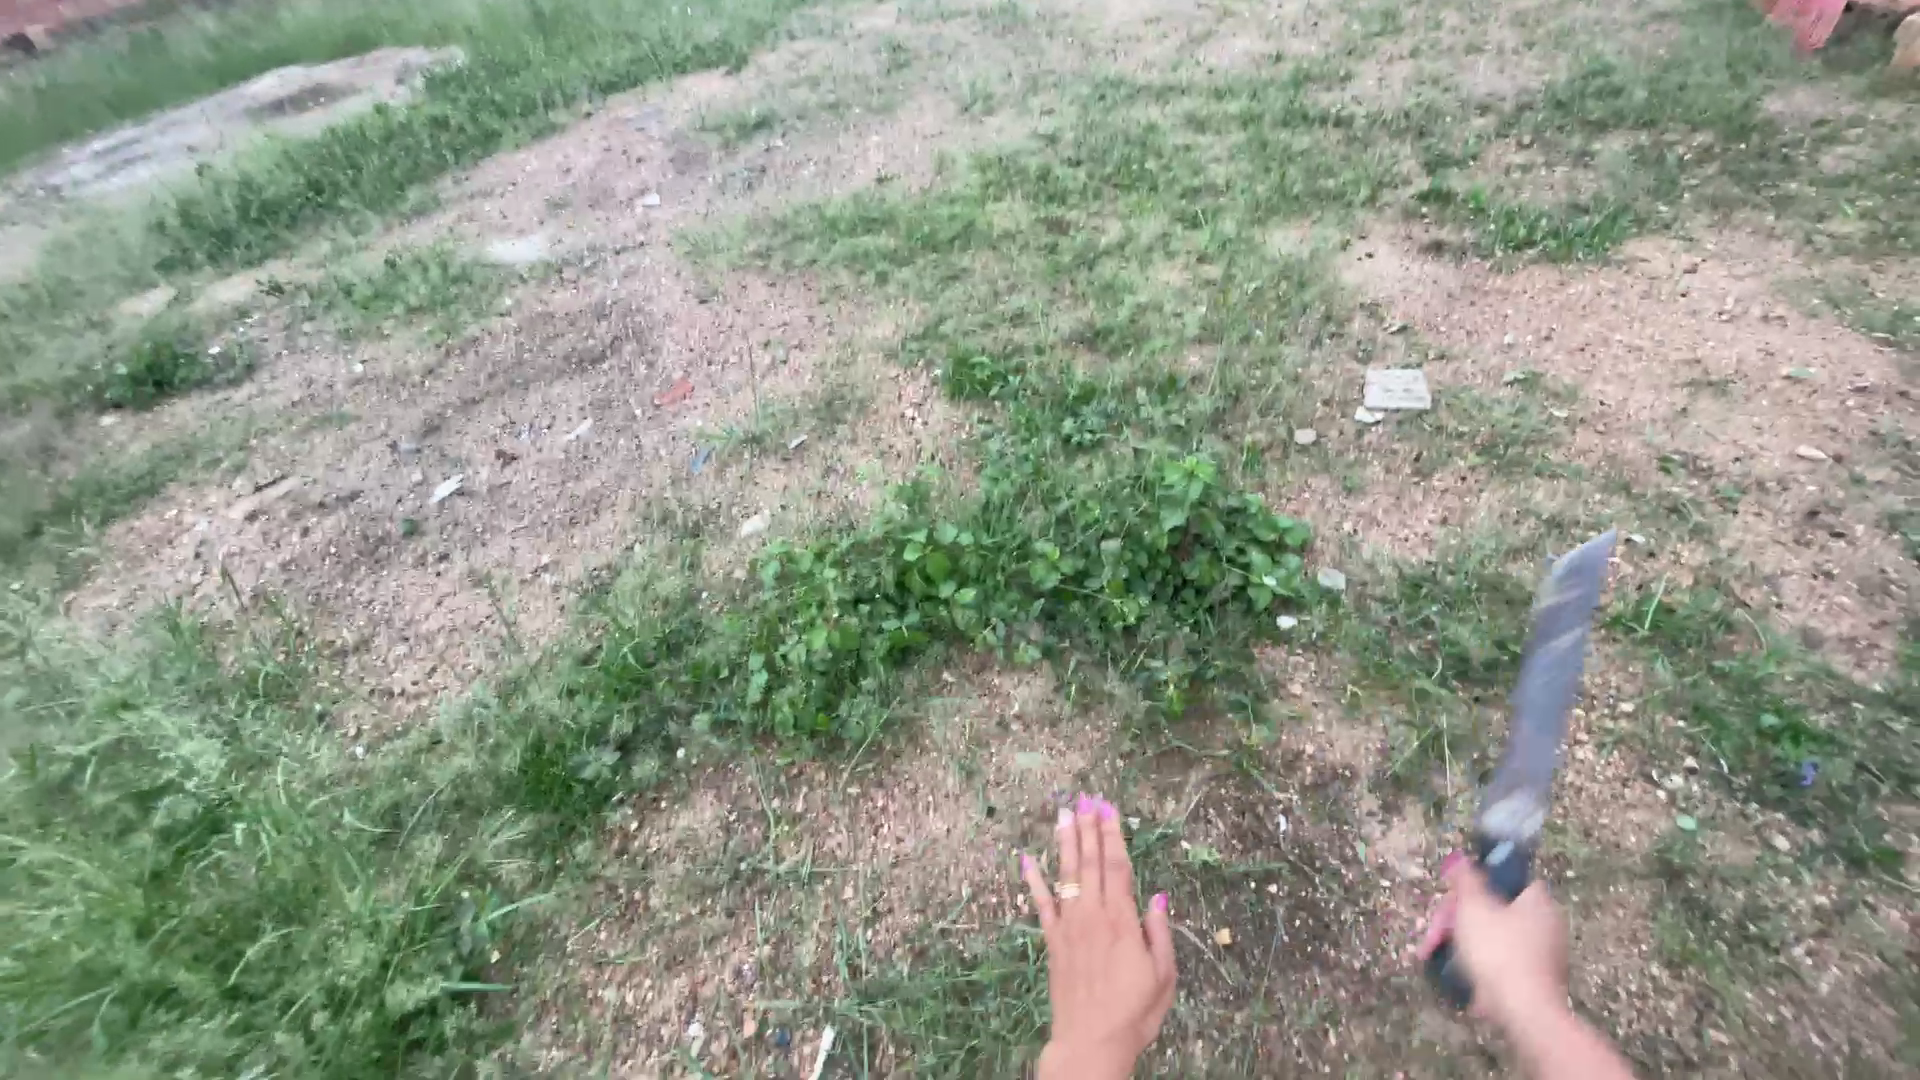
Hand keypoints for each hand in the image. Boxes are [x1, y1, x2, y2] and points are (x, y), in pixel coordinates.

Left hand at [1021, 794, 1176, 1079]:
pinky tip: (1025, 858)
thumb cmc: (1134, 1013)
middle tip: (1086, 796)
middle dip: (1089, 826)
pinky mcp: (1052, 939)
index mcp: (1123, 919)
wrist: (1091, 1042)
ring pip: (1066, 872)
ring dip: (1065, 840)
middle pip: (1091, 861)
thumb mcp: (1163, 976)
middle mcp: (1094, 913)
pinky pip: (1041, 903)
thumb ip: (1159, 933)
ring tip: (1064, 812)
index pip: (1118, 866)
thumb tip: (1159, 896)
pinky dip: (1033, 879)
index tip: (1109, 808)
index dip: (1113, 834)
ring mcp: (1070, 924)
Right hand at [1417, 855, 1567, 1030]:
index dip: (1482, 878)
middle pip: (1496, 907)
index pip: (1511, 877)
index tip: (1457, 890)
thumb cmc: (1497, 949)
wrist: (1523, 1010)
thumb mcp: (1472, 906)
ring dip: (1462, 938)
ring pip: (1494, 933)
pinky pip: (1501, 957)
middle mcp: (1547, 924)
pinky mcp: (1536, 977)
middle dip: (1460, 915)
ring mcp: (1543, 953)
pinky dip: (1478, 959)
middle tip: (1438, 927)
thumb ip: (1466, 879)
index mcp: (1538, 902)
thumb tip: (1463, 859)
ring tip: (1434, 950)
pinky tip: (1456, 969)